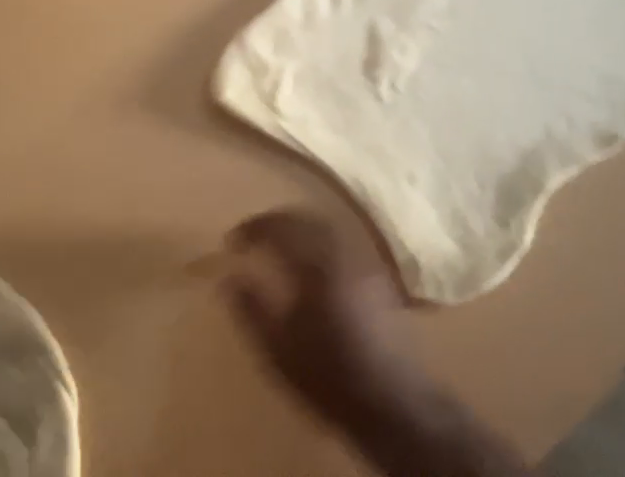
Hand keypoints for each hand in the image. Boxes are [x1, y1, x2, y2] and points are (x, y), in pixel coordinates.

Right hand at [222, 210, 531, 475]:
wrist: (394, 406)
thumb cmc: (329, 376)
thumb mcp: (278, 348)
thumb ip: (251, 308)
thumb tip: (230, 277)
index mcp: (318, 264)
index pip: (280, 227)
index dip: (253, 229)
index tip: (232, 242)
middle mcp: (345, 254)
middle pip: (307, 219)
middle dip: (276, 222)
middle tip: (253, 237)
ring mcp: (367, 264)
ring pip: (328, 228)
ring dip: (300, 229)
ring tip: (279, 247)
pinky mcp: (380, 280)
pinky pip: (344, 244)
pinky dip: (321, 243)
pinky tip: (312, 266)